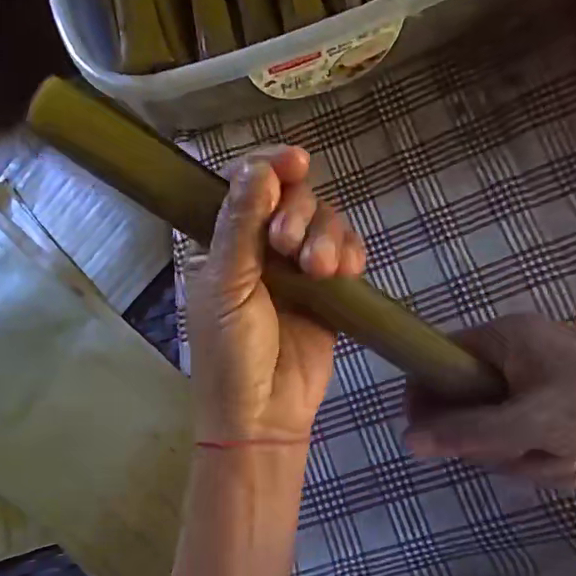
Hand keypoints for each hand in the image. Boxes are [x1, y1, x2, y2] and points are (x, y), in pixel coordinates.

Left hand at [188, 146, 365, 443]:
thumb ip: (242, 226)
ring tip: (321, 270)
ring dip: (327, 236)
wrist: (264, 413)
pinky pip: (346, 253)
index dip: (271, 168)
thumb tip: (258, 168)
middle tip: (288, 247)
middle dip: (298, 214)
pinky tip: (346, 270)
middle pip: (292, 198)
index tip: (295, 162)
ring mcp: (297, 271)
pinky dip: (350, 253)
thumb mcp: (226, 287)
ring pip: (324, 223)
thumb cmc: (231, 353)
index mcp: (225, 244)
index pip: (249, 186)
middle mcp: (261, 250)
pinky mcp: (328, 292)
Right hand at [401, 315, 575, 487]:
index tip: (435, 441)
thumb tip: (407, 440)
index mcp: (505, 337)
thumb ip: (467, 432)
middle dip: (489, 442)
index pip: (436, 363)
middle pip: (464, 403)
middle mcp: (516, 352)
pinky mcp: (559, 404)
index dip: (427, 402)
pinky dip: (540, 457)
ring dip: (519, 456)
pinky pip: (523, 434)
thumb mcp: (532, 423)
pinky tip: (571, 468)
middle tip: (517, 456)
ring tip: (559, 465)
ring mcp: (539, 379)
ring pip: (494, 426)